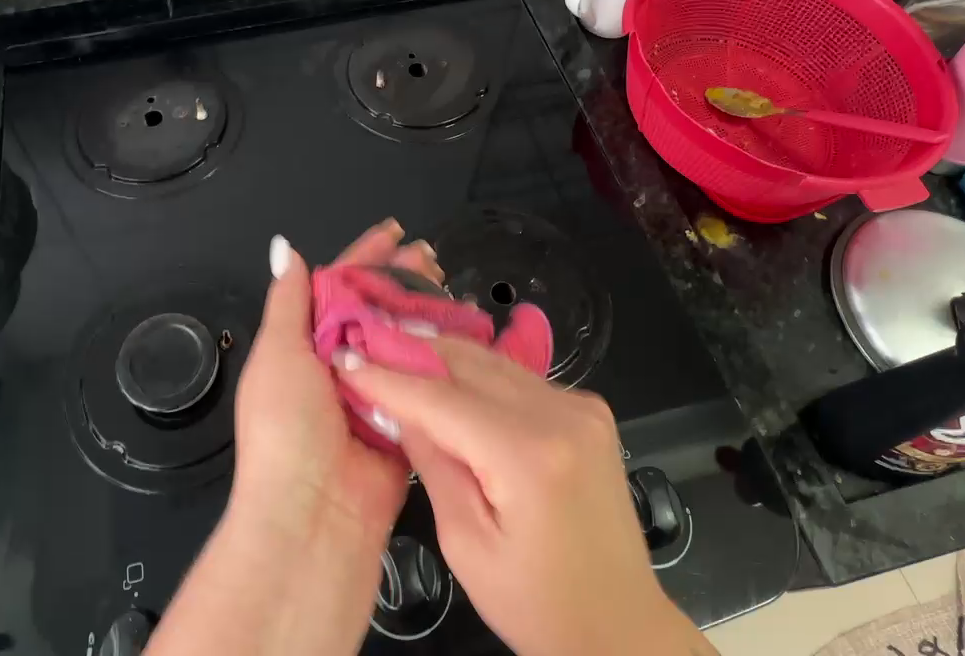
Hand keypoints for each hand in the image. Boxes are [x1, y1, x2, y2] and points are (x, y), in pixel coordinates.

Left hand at [148, 221, 441, 655]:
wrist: (313, 514)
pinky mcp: (404, 417)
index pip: (336, 285)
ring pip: (403, 338)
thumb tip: (283, 247)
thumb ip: (287, 299)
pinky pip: (424, 377)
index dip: (363, 256)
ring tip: (450, 281)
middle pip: (375, 307)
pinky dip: (441, 354)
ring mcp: (374, 390)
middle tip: (432, 255)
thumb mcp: (277, 354)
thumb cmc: (285, 427)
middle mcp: (339, 362)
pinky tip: (464, 329)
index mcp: (303, 343)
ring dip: (425, 310)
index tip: (393, 232)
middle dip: (402, 278)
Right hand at [340, 337, 709, 655]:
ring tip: (391, 343)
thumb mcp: (466, 544)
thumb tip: (396, 406)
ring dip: (441, 353)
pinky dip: (476, 371)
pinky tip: (442, 369)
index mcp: (529, 454)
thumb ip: (432, 462)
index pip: (440, 398)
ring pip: (493, 361)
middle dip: (410, 348)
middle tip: (361, 337)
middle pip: (468, 363)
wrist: (620, 626)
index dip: (387, 376)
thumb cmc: (536, 603)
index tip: (343, 355)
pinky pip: (517, 377)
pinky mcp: (588, 408)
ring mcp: (581, 405)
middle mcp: (561, 413)